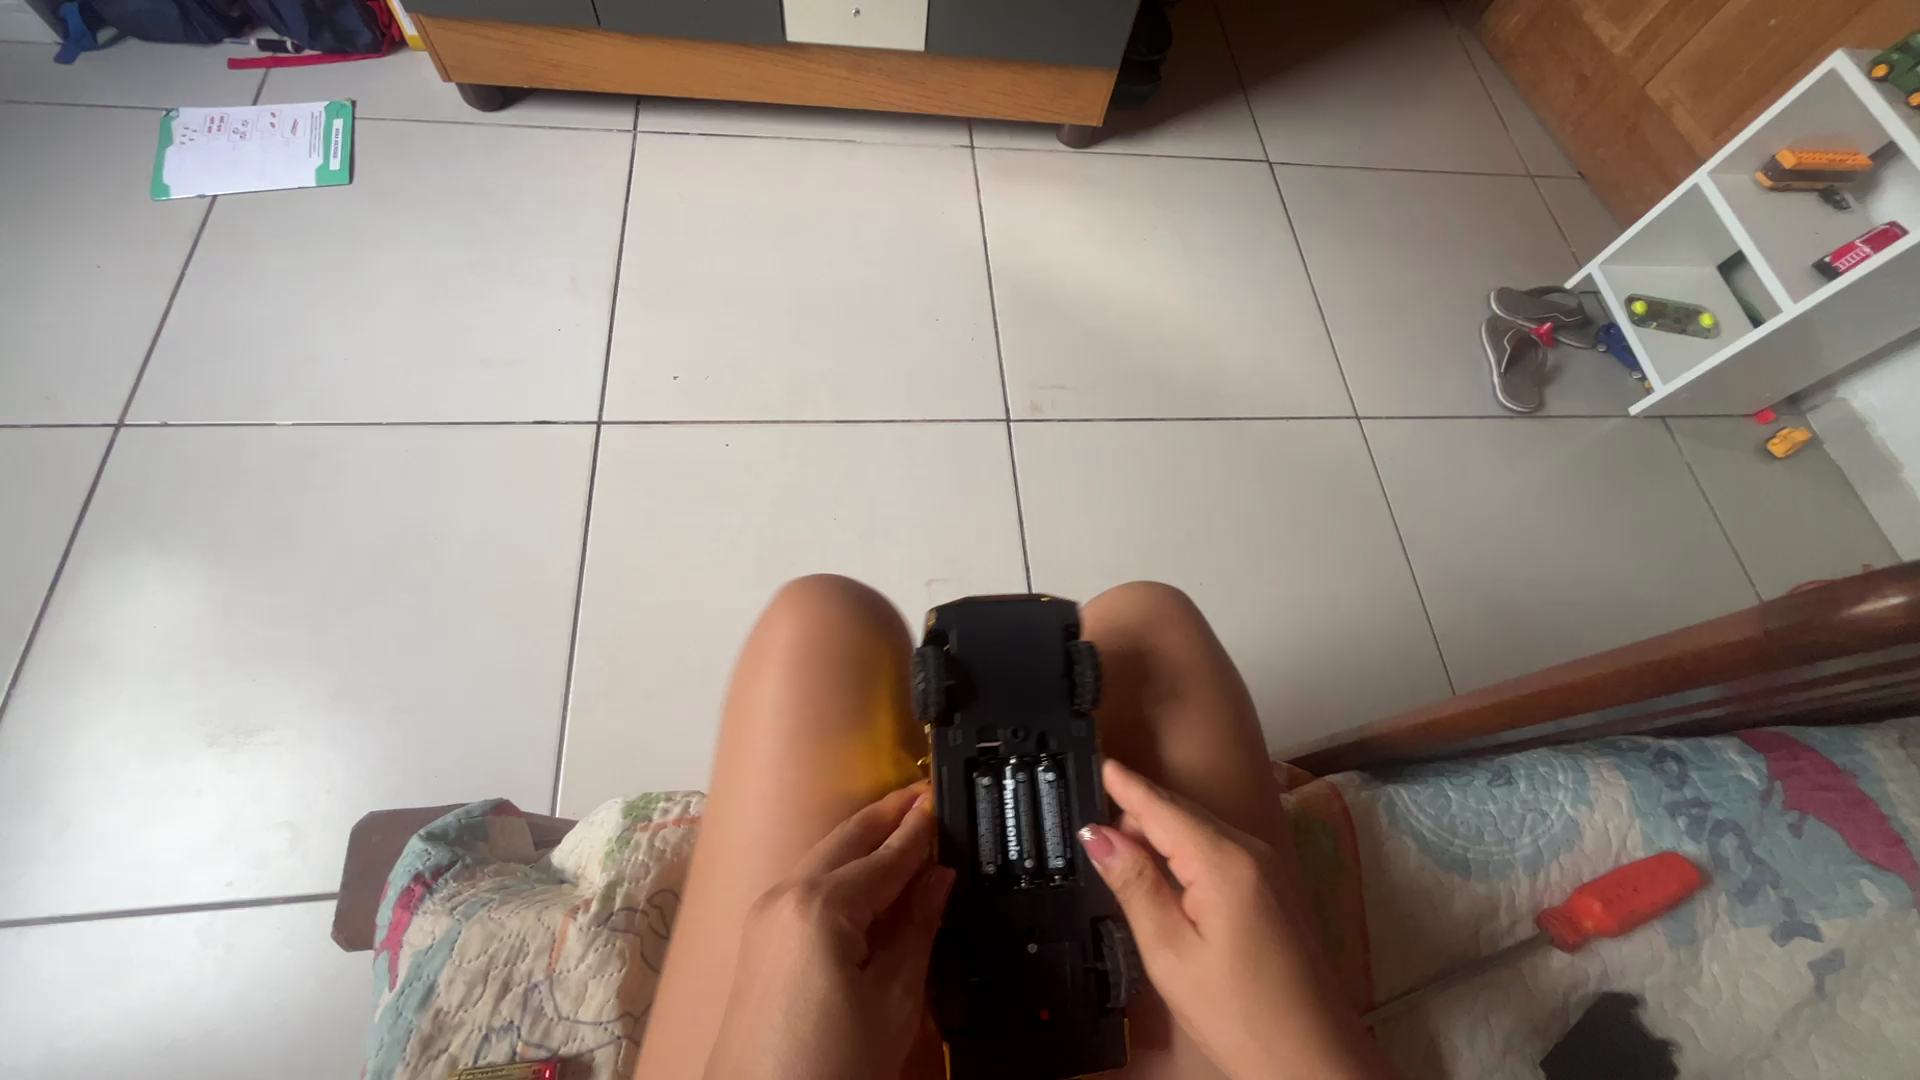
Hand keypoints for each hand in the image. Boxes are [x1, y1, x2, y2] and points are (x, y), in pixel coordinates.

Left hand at [702, 783, 955, 1079]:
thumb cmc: (831, 1067)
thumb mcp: (892, 1002)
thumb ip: (917, 928)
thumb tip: (939, 877)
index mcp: (823, 906)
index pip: (886, 857)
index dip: (919, 830)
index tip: (940, 802)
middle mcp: (787, 894)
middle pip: (848, 838)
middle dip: (888, 814)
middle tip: (923, 794)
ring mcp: (767, 913)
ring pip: (825, 855)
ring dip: (864, 837)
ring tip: (901, 822)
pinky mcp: (760, 935)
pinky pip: (808, 880)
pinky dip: (841, 866)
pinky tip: (866, 871)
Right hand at [1077, 759, 1393, 1079]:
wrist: (1319, 1065)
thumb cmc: (1240, 1017)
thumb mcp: (1171, 954)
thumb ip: (1134, 885)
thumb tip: (1097, 836)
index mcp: (1224, 863)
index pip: (1162, 807)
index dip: (1126, 786)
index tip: (1099, 764)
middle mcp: (1252, 851)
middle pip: (1182, 813)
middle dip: (1139, 814)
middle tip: (1097, 835)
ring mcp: (1269, 867)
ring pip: (1201, 829)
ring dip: (1162, 834)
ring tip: (1123, 856)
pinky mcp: (1275, 886)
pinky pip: (1220, 849)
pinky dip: (1186, 850)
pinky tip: (1166, 875)